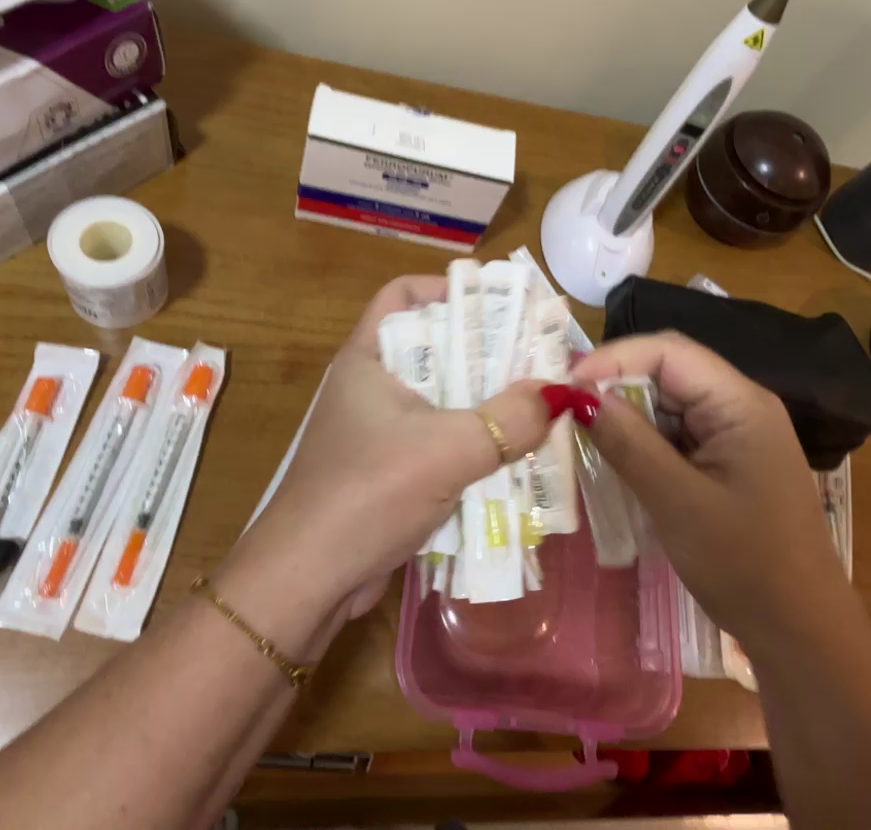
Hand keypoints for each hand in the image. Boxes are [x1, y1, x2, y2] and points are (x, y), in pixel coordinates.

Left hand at [225, 276, 556, 628]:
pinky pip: (442, 446)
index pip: (404, 295)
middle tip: (542, 363)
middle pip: (437, 350)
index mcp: (368, 359)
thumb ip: (508, 420)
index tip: (504, 305)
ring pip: (444, 403)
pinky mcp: (391, 474)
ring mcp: (379, 434)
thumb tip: (562, 393)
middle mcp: (372, 388)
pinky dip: (477, 449)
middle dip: (489, 355)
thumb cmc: (368, 494)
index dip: (450, 288)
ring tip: (543, 409)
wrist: (308, 581)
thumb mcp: (446, 450)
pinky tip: (517, 461)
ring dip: (489, 408)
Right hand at [571, 332, 846, 649]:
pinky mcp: (726, 464)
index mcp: (741, 404)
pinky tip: (611, 460)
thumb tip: (579, 395)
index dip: (612, 359)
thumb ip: (628, 442)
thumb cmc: (745, 564)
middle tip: (563, 412)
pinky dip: (641, 442)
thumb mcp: (677, 502)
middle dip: (614, 386)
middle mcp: (740, 407)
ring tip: (577, 434)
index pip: (668, 352)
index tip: (566, 388)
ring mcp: (735, 436)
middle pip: (667, 373)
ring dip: (624, 416)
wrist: (801, 631)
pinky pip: (675, 436)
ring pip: (667, 405)